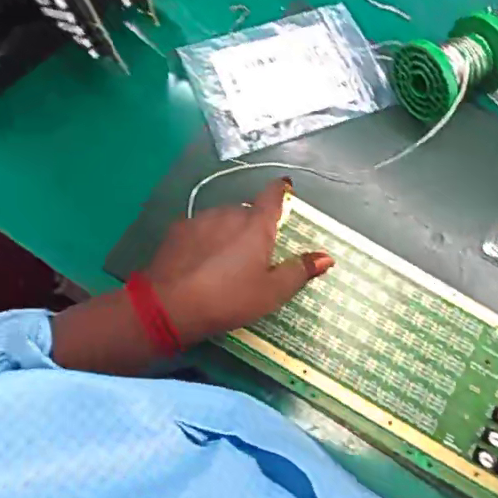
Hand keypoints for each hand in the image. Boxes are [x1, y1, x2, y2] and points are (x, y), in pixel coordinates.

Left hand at [145, 177, 332, 344]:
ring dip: (227, 232)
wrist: (170, 305)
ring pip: (221, 219)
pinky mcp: (177, 229)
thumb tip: (327, 256)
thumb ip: (299, 271)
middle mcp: (228, 212)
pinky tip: (200, 262)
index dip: (281, 191)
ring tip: (223, 263)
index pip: (273, 194)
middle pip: (246, 211)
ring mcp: (199, 218)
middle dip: (252, 226)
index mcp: (255, 224)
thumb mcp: (271, 292)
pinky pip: (199, 228)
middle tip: (252, 256)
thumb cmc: (229, 299)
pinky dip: (204, 239)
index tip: (285, 192)